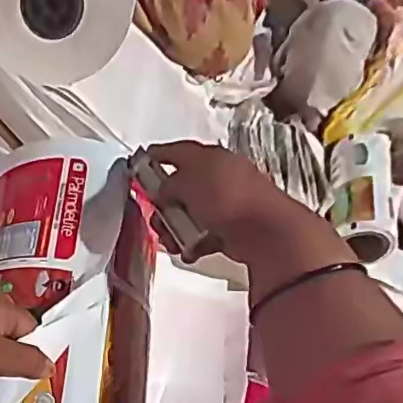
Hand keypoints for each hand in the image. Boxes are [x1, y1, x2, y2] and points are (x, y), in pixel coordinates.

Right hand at [146, 141, 353, 273]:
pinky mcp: (231, 227)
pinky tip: (189, 250)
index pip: (176, 151)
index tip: (139, 164)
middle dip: (162, 206)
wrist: (263, 230)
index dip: (156, 156)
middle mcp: (218, 176)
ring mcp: (226, 203)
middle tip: (156, 218)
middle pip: (180, 187)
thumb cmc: (225, 198)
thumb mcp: (186, 183)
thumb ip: (167, 184)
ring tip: (172, 241)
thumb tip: (161, 190)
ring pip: (188, 214)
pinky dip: (192, 242)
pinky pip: (202, 233)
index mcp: (209, 157)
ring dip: (174, 228)